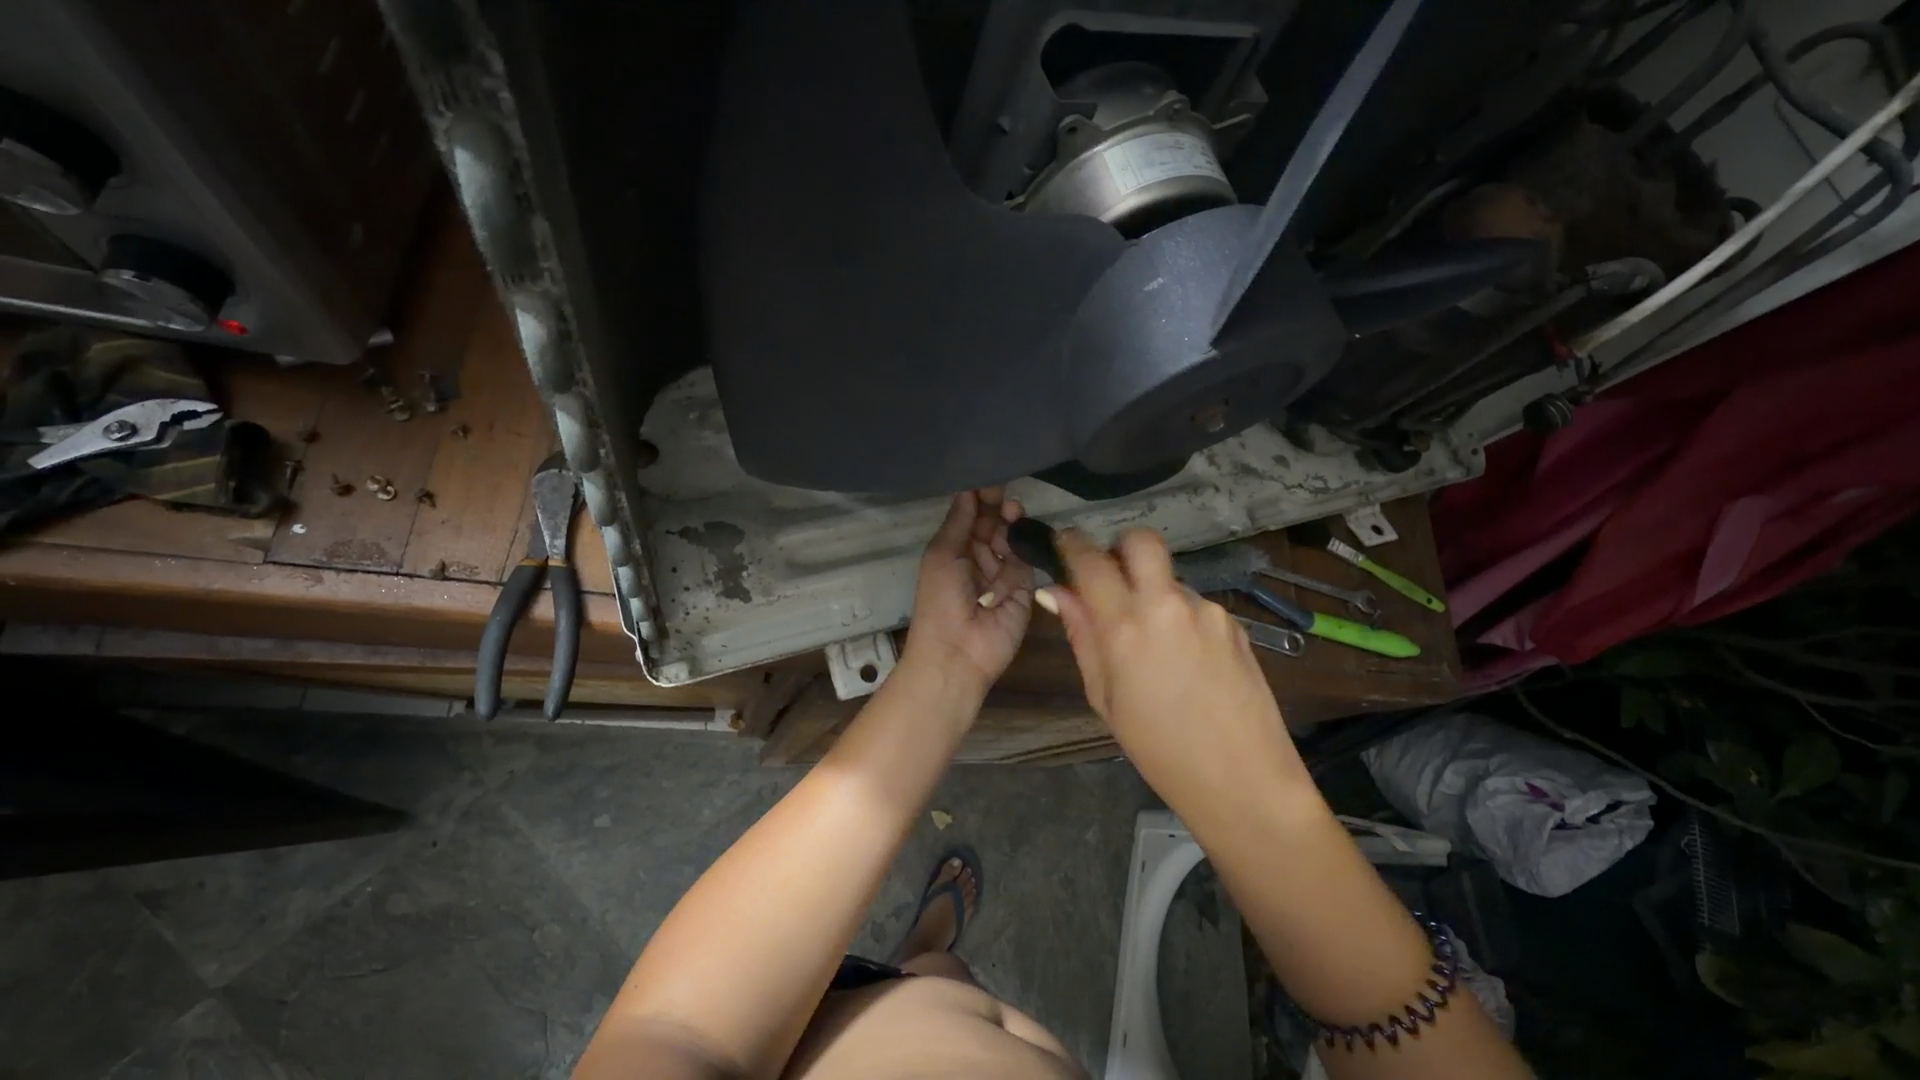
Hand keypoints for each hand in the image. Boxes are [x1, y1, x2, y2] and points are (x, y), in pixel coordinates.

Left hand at [899, 489, 1034, 698]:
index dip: (982, 496)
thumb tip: (969, 488)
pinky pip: (1026, 563)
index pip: (973, 513)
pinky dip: (1015, 563)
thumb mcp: (943, 553)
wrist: (957, 653)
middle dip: (1000, 508)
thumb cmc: (939, 601)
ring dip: (1012, 528)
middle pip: (997, 522)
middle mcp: (981, 556)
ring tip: (1013, 516)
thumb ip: (960, 520)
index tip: (992, 475)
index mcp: (956, 547)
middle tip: (1006, 495)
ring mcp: (1005, 571)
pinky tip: (1008, 562)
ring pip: (1015, 538)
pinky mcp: (1025, 588)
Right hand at [1041, 528, 1307, 808]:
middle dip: (1120, 548)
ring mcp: (1208, 610)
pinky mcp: (1235, 623)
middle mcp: (1168, 605)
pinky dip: (1179, 617)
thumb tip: (1057, 592)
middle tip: (1110, 579)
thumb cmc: (1160, 750)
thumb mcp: (1105, 699)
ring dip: (1152, 592)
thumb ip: (1082, 637)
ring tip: (1152, 645)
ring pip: (1169, 578)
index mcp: (1126, 628)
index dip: (1071, 545)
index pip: (1091, 561)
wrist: (1242, 778)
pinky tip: (1184, 661)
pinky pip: (1195, 605)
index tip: (1063, 544)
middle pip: (1142, 541)